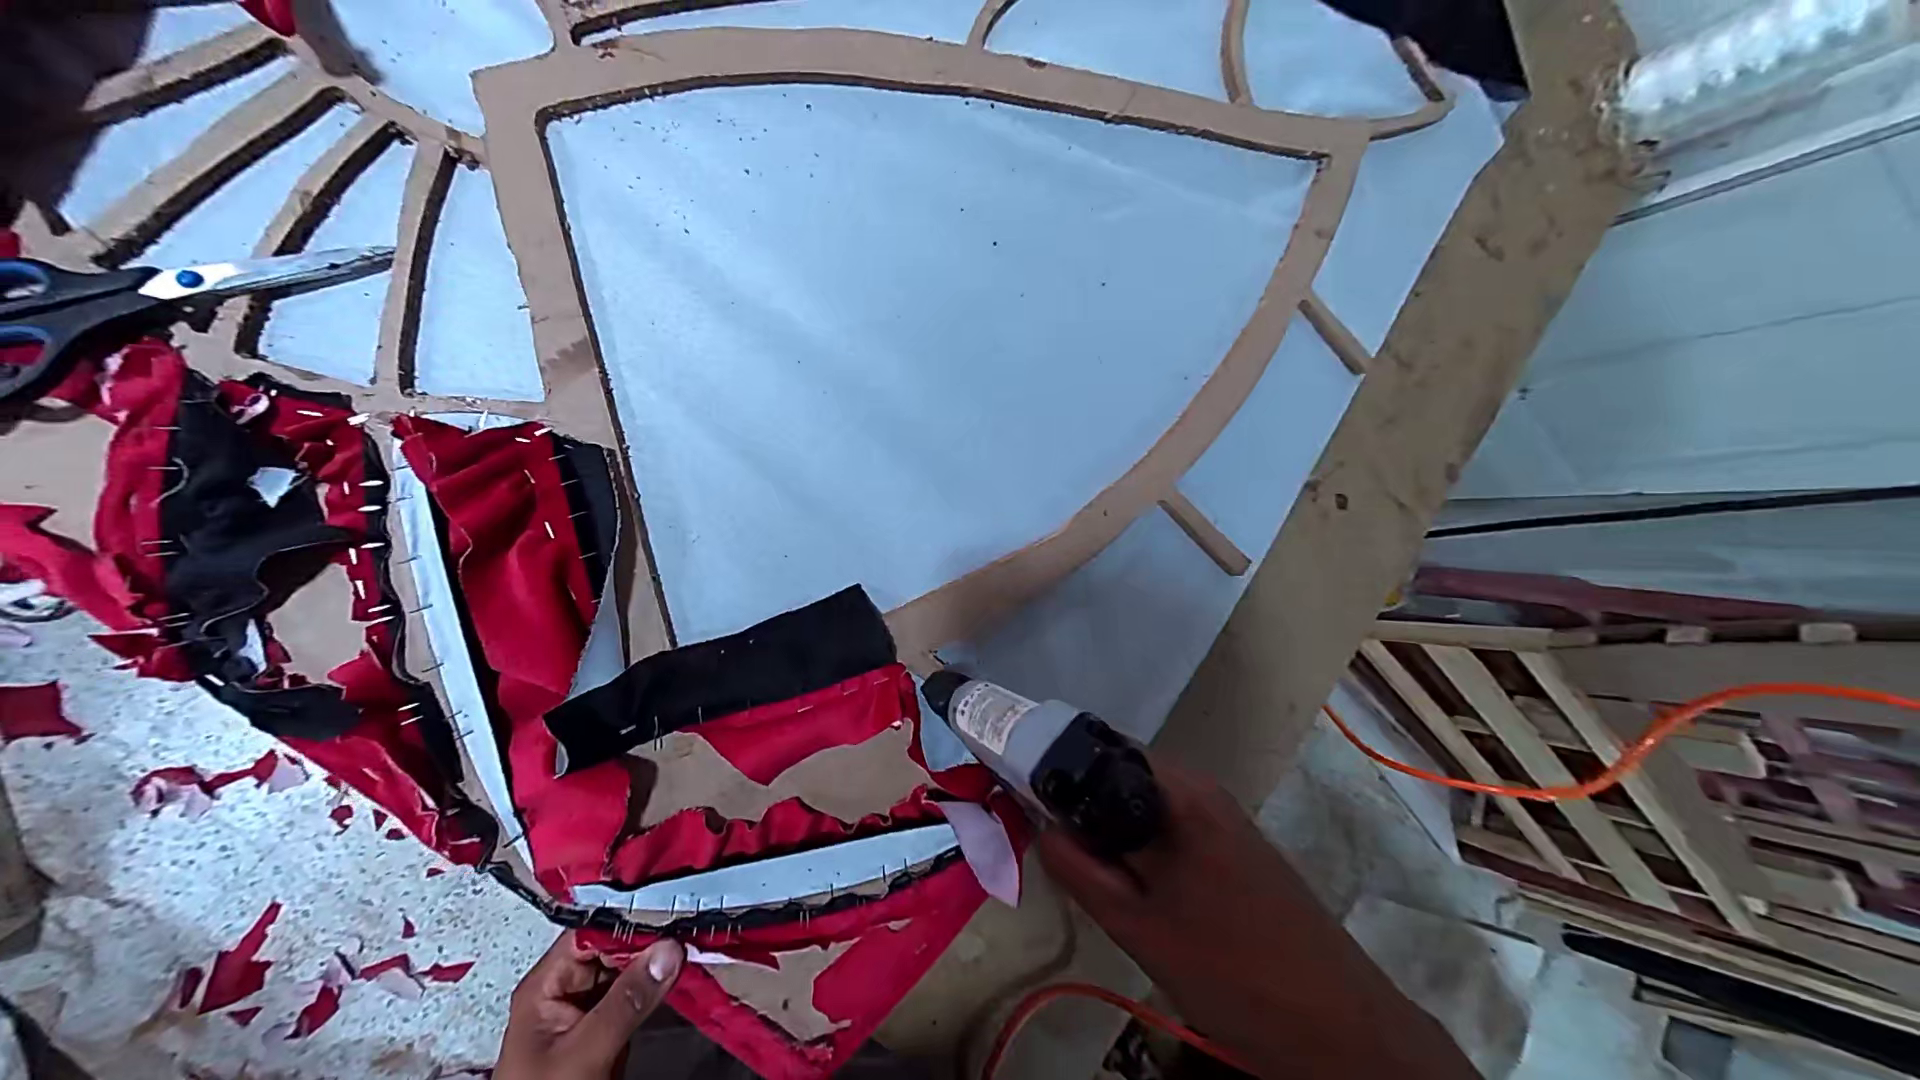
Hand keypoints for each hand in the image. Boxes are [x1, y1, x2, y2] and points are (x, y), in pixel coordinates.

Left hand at [496, 931, 684, 1079]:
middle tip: (692, 925)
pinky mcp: (610, 1025)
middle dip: (653, 935)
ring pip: (631, 966)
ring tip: (696, 938)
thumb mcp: (584, 1054)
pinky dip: (662, 980)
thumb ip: (627, 1001)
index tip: (673, 911)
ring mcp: (590, 1007)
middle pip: (614, 945)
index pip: (592, 931)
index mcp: (546, 985)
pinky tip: (686, 968)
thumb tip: (670, 947)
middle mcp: (568, 987)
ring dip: (661, 956)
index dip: (631, 917)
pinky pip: (639, 990)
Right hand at [1038, 757, 1476, 1079]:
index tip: (1012, 784)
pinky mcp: (1227, 846)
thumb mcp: (1138, 925)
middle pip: (1115, 774)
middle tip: (1038, 832)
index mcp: (1179, 790)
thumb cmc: (1233, 970)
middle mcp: (1198, 789)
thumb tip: (1038, 824)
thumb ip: (1080, 868)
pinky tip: (1121, 881)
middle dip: (1073, 799)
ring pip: (1137, 804)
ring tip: (1074, 863)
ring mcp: (1217, 817)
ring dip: (1102, 825)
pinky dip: (1131, 843)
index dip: (1050, 762)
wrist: (1339, 1028)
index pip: (1096, 748)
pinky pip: (1162, 826)